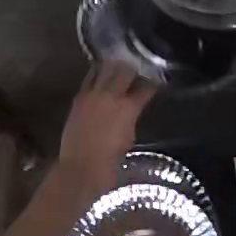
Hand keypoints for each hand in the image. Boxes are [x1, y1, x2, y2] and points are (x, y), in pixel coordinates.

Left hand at [56, 62, 158, 195]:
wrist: (81, 167)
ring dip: (114, 67)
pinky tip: (100, 75)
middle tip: (137, 72)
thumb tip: (130, 108)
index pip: (145, 88)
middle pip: (125, 71)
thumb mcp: (129, 136)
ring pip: (105, 69)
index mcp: (128, 108)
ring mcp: (92, 95)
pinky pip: (89, 79)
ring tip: (118, 68)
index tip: (157, 81)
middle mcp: (111, 96)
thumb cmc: (110, 159)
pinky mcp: (78, 98)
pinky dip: (97, 74)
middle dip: (133, 70)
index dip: (153, 84)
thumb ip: (131, 117)